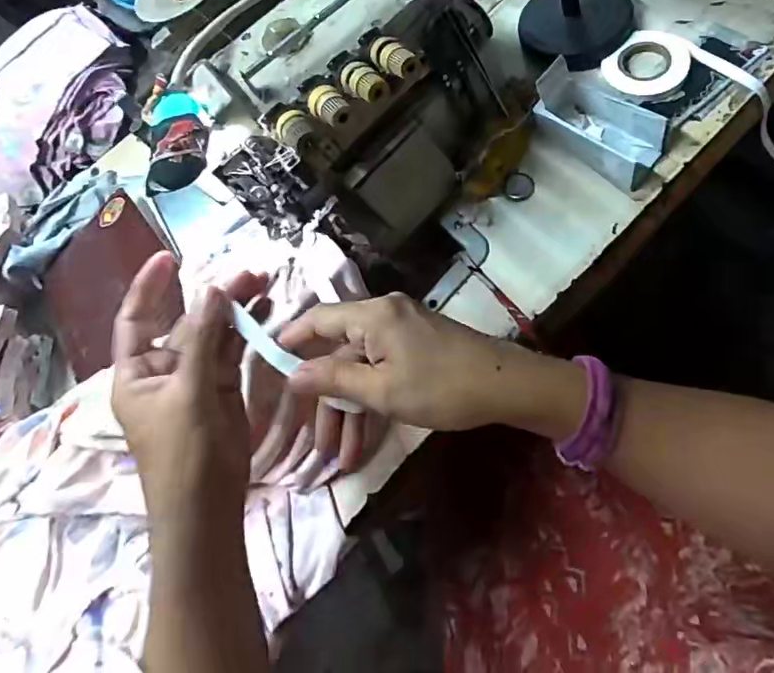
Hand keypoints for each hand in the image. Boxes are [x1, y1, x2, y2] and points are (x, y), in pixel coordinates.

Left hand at [109, 252, 264, 502]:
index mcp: (136, 376)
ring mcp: (194, 380)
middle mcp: (163, 373)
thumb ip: (203, 340)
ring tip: (262, 283)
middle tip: (248, 274)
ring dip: (235, 310)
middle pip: (187, 323)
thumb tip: (212, 290)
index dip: (149, 288)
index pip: (136, 320)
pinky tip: (263, 309)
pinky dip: (246, 330)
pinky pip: (232, 351)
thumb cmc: (183, 455)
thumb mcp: (190, 394)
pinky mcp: (220, 389)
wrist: (206, 508)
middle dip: (214, 298)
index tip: (168, 257)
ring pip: (215, 334)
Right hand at [275, 294, 585, 438]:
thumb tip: (293, 374)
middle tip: (315, 443)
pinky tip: (364, 442)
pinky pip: (382, 368)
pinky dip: (372, 399)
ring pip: (361, 366)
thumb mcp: (383, 391)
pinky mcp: (417, 344)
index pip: (319, 319)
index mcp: (373, 315)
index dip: (292, 340)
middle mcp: (384, 314)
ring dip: (350, 409)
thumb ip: (335, 379)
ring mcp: (403, 329)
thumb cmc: (441, 387)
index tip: (268, 364)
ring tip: (341, 457)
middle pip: (340, 351)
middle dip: (327, 399)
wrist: (504, 385)